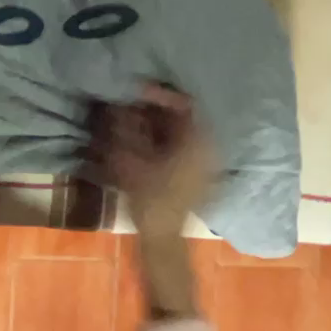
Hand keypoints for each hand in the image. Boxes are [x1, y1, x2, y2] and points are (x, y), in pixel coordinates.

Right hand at [105, 85, 214, 237]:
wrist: (163, 238)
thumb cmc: (149, 199)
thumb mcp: (131, 160)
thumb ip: (126, 128)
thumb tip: (119, 104)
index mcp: (199, 139)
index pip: (183, 103)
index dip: (158, 95)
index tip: (135, 93)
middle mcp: (211, 145)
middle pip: (185, 116)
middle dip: (157, 110)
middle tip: (132, 106)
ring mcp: (210, 160)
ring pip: (185, 131)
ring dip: (160, 125)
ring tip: (135, 123)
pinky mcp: (203, 173)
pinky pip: (186, 145)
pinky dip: (166, 139)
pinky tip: (147, 143)